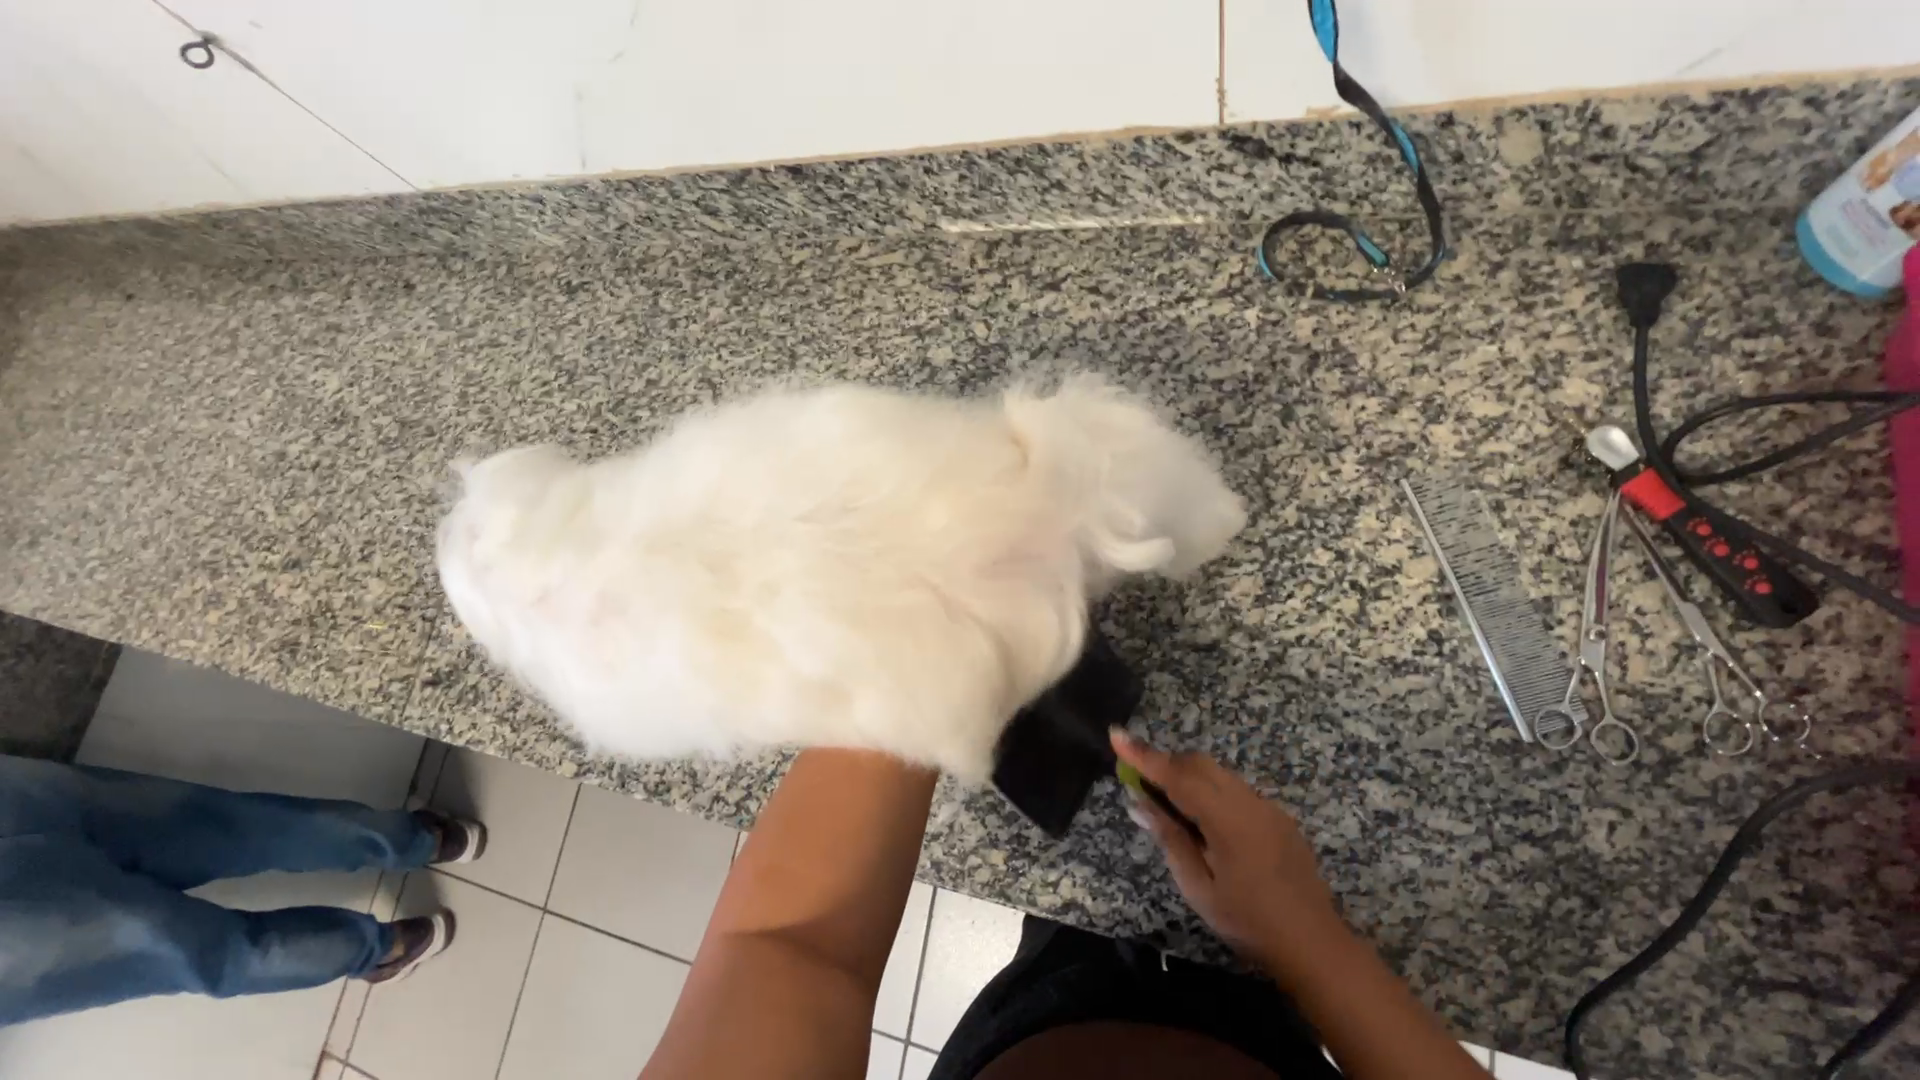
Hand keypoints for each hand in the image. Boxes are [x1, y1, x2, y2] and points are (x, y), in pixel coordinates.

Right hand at [1111, 729, 1347, 980]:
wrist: (1313, 944)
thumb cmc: (1248, 921)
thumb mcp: (1198, 887)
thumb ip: (1169, 838)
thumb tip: (1139, 802)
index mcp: (1227, 819)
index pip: (1177, 776)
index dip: (1143, 755)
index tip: (1116, 734)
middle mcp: (1249, 802)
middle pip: (1199, 764)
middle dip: (1166, 764)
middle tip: (1139, 784)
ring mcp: (1268, 807)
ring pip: (1218, 774)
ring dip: (1188, 777)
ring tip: (1169, 808)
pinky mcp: (1278, 817)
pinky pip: (1235, 789)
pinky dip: (1211, 791)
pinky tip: (1204, 823)